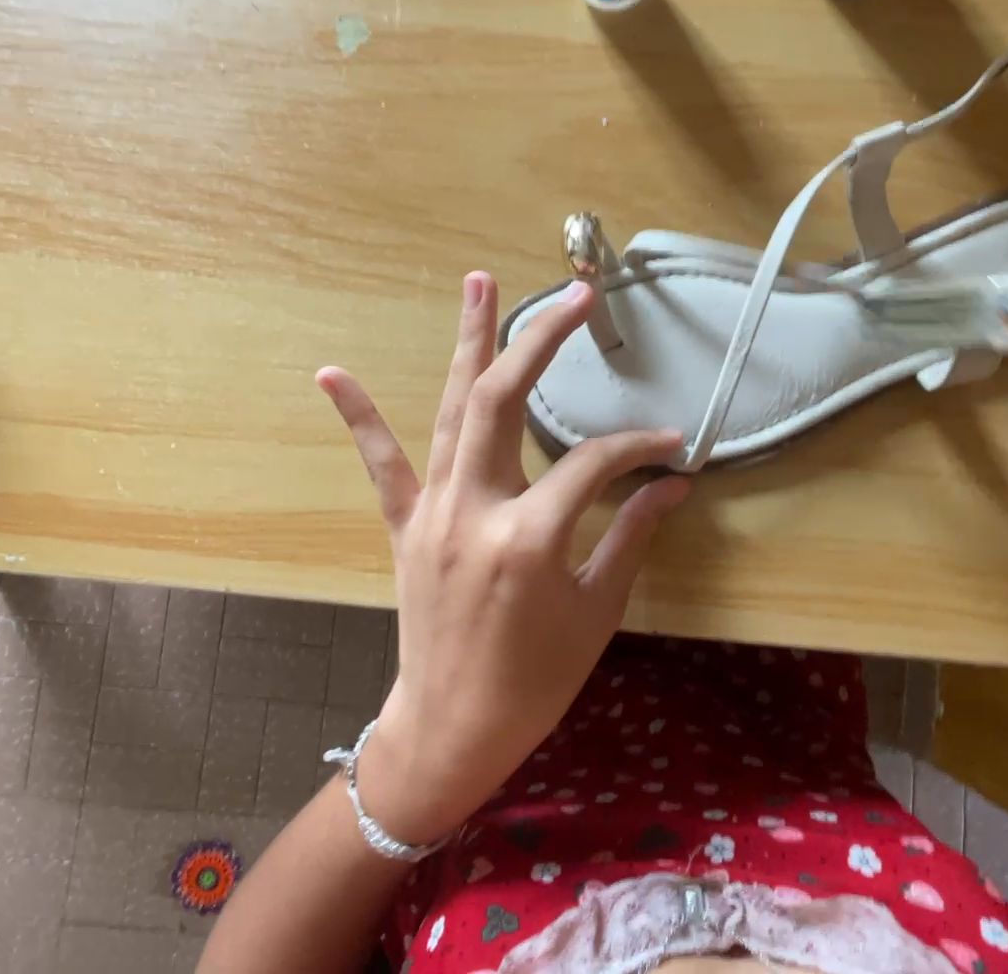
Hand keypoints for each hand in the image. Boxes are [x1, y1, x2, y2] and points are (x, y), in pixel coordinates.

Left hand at [315, 272, 690, 843]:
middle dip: (540, 340)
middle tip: (575, 297)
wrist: (454, 727)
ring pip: (448, 411)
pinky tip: (332, 371)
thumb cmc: (535, 681)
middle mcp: (473, 510)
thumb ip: (632, 536)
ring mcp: (431, 514)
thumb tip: (675, 484)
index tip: (673, 446)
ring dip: (465, 343)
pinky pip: (381, 465)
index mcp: (529, 538)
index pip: (595, 465)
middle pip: (504, 401)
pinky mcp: (405, 527)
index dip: (639, 449)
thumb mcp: (597, 610)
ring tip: (477, 281)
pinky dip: (359, 416)